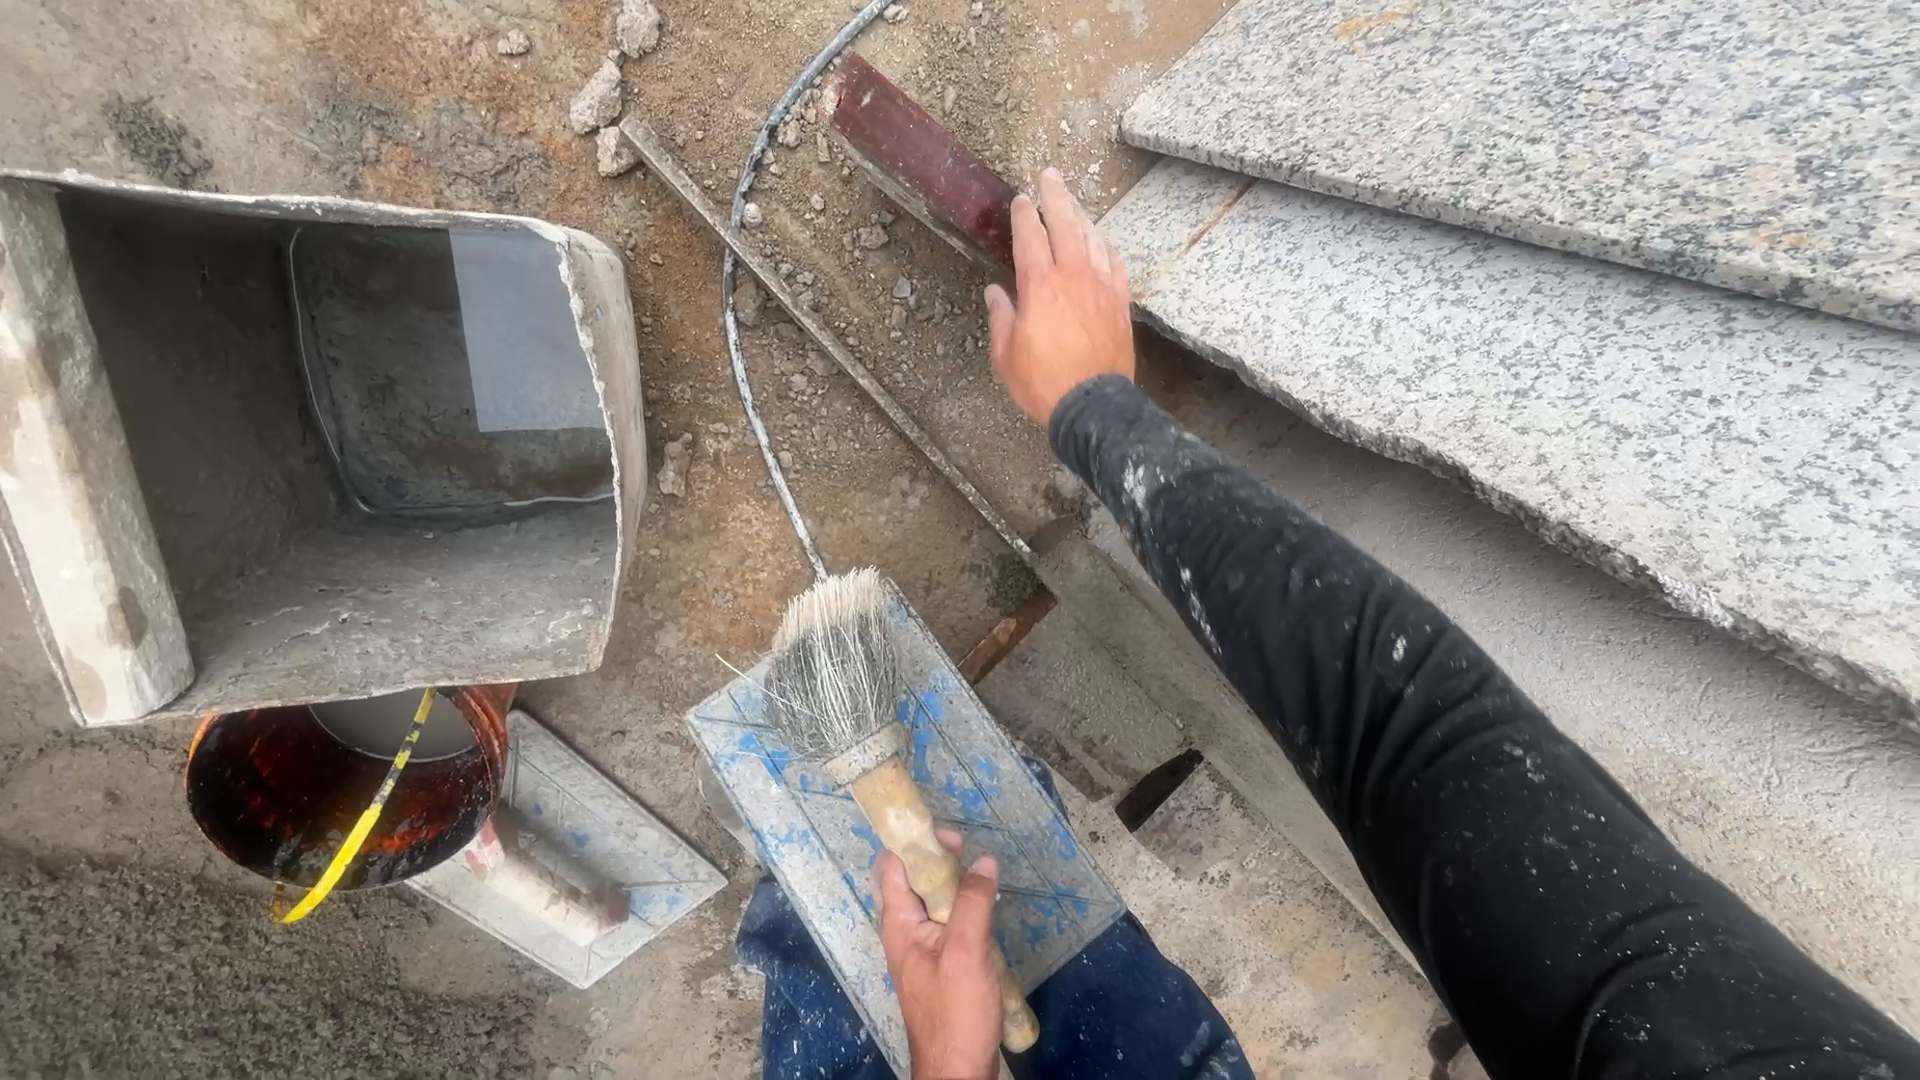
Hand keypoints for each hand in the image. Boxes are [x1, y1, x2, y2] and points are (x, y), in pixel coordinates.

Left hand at [874, 830, 1003, 1079]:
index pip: (893, 866)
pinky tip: (983, 905)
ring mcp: (920, 947)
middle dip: (937, 858)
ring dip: (952, 880)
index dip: (914, 842)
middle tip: (967, 850)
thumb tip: (984, 861)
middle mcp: (904, 930)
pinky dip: (960, 904)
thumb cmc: (956, 1011)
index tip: (947, 833)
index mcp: (898, 923)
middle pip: (912, 878)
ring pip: (931, 899)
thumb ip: (974, 901)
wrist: (958, 1071)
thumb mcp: (967, 950)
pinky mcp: (938, 961)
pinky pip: (944, 919)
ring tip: (980, 873)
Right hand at [986, 167, 1135, 426]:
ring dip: (1082, 215)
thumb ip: (1000, 317)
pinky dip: (1106, 246)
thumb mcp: (1006, 355)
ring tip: (1073, 203)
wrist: (1091, 404)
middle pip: (1066, 222)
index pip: (1030, 236)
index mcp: (1040, 285)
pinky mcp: (1120, 302)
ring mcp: (1102, 286)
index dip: (1024, 213)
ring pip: (1093, 237)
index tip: (1021, 199)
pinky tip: (1101, 241)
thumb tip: (995, 293)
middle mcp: (1073, 276)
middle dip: (1056, 196)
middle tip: (1050, 177)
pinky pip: (1115, 262)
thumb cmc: (1043, 383)